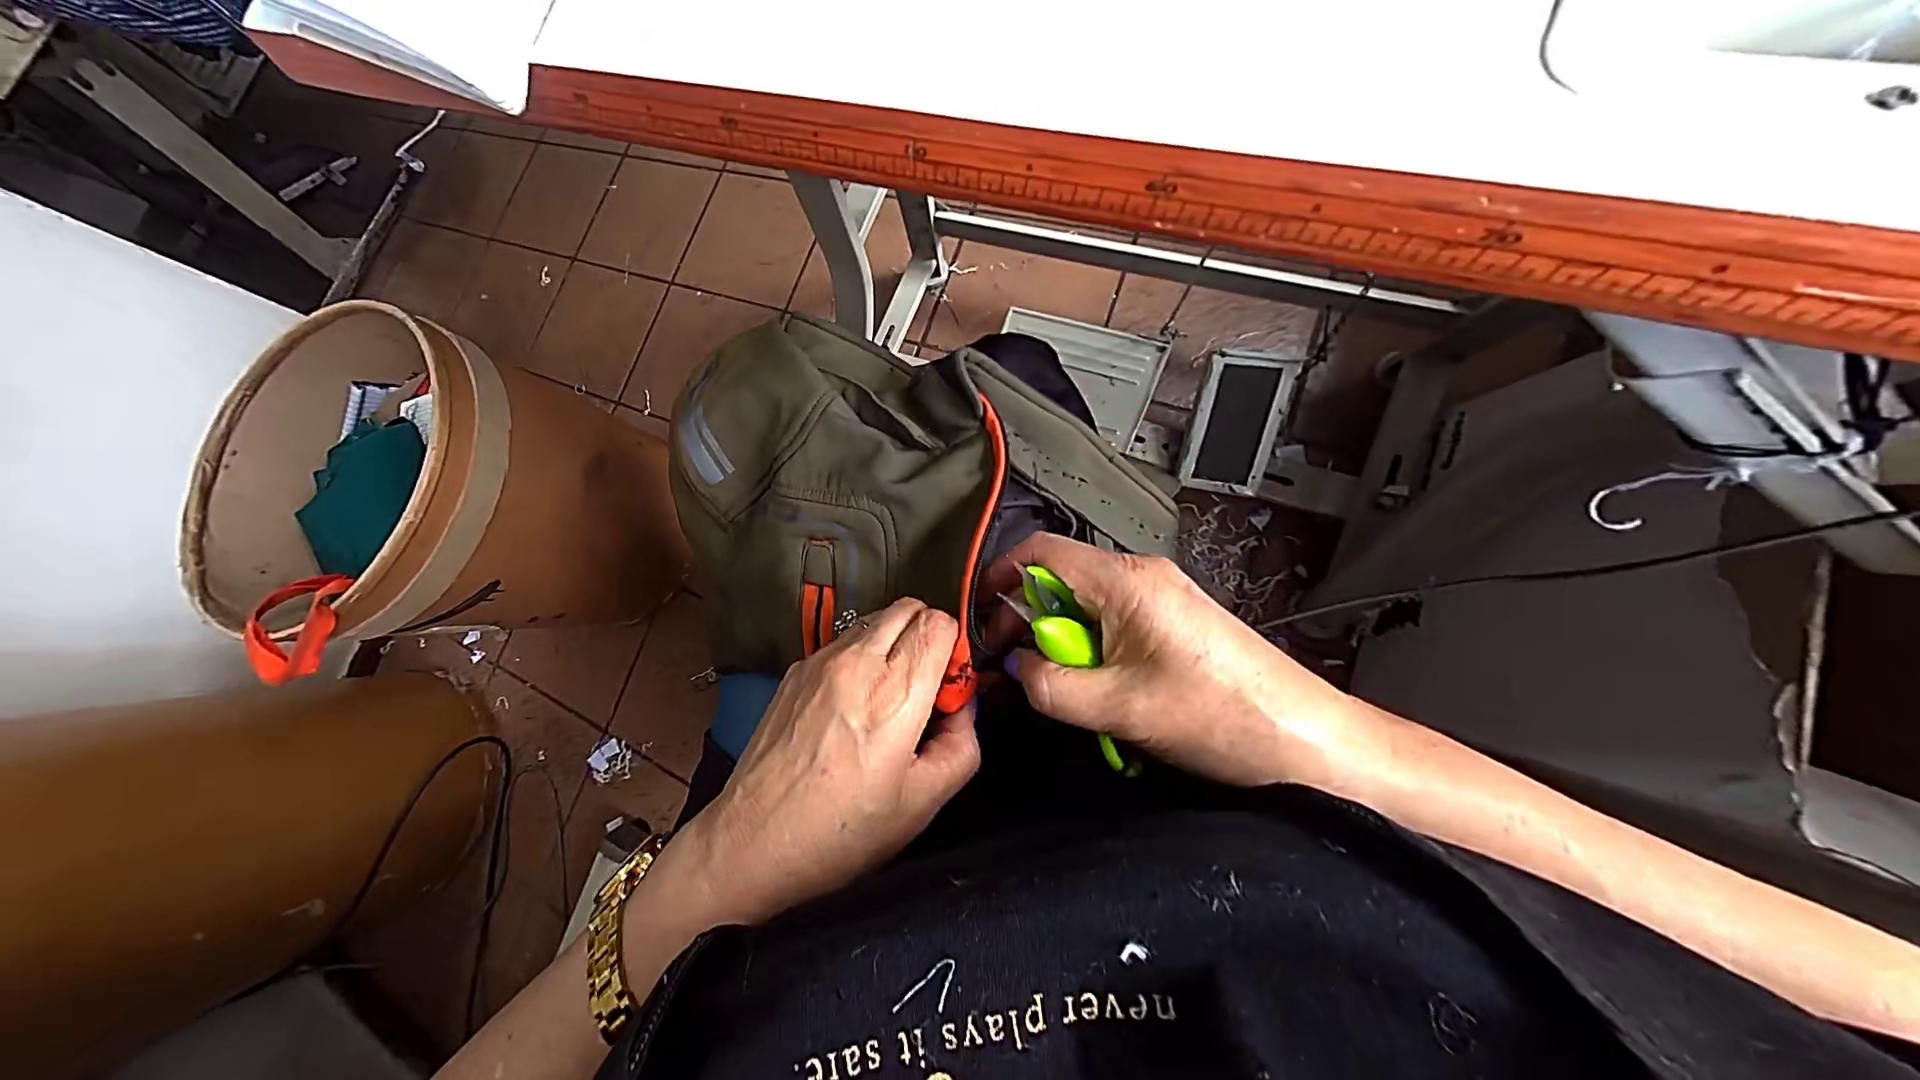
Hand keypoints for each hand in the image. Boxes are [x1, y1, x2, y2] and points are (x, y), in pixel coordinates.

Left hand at [662, 598, 980, 927]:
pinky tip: (853, 706)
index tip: (951, 685)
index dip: (955, 650)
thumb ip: (962, 745)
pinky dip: (861, 658)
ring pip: (876, 620)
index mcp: (894, 696)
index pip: (939, 623)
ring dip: (894, 644)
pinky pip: (844, 642)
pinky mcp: (796, 671)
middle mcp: (855, 665)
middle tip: (926, 684)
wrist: (753, 842)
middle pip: (910, 608)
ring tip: (888, 698)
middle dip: (928, 636)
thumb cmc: (834, 831)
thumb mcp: (922, 802)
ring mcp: (820, 663)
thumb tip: (963, 710)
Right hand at [985, 533, 1354, 788]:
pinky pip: (1116, 624)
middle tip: (1022, 668)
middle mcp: (1144, 577)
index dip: (1001, 577)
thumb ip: (1049, 686)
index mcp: (1126, 582)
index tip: (982, 614)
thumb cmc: (1225, 716)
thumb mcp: (1118, 708)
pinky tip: (1112, 694)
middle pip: (1061, 581)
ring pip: (1087, 608)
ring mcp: (1163, 597)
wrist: (1306, 739)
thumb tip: (1017, 669)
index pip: (1041, 553)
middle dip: (1033, 623)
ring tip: (1080, 693)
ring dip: (1069, 647)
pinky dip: (1098, 654)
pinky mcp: (1175, 621)